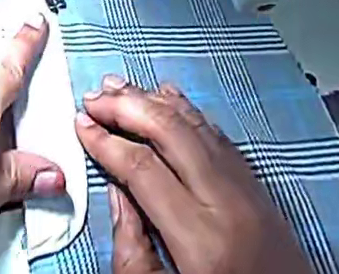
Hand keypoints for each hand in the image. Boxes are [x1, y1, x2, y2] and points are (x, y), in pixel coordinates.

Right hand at [77, 78, 312, 273]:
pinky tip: (162, 96)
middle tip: (92, 98)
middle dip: (125, 106)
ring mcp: (248, 190)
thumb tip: (116, 191)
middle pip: (168, 130)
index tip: (79, 125)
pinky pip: (216, 133)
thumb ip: (132, 251)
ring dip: (150, 98)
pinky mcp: (259, 186)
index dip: (106, 142)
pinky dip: (184, 108)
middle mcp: (227, 202)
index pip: (143, 167)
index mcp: (202, 240)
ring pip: (193, 122)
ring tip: (116, 87)